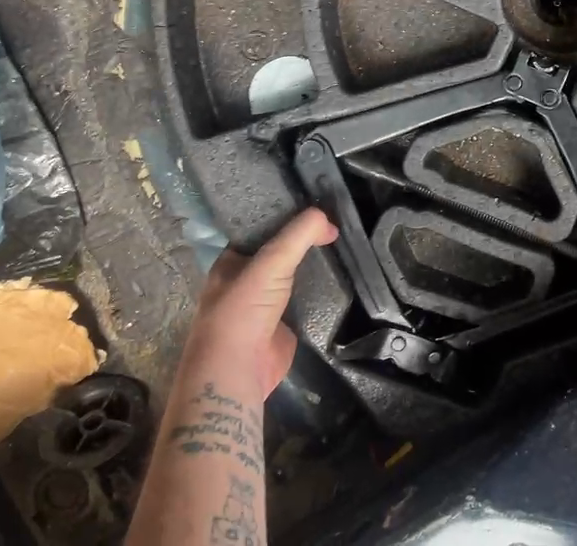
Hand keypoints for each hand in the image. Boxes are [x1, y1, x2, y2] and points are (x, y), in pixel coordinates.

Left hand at [182, 208, 337, 399]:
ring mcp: (266, 302)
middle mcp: (247, 280)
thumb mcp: (270, 263)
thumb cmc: (243, 312)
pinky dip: (323, 286)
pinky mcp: (285, 322)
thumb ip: (299, 235)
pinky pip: (307, 296)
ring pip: (295, 273)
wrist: (240, 371)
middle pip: (281, 250)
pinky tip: (343, 274)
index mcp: (231, 263)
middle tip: (336, 223)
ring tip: (345, 244)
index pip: (261, 229)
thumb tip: (329, 219)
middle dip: (305, 239)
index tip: (317, 205)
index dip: (286, 216)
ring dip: (315, 263)